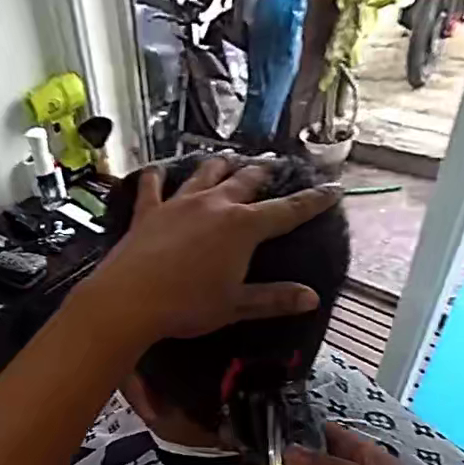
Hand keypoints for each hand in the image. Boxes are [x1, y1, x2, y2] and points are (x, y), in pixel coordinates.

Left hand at [79, 155, 340, 343]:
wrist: (130, 300)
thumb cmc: (187, 306)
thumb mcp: (235, 306)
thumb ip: (274, 299)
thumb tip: (311, 298)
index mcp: (244, 227)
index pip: (289, 210)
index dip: (313, 201)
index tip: (333, 189)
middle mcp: (215, 205)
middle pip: (247, 180)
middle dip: (264, 172)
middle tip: (273, 165)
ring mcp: (179, 203)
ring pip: (206, 172)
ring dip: (220, 164)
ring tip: (229, 158)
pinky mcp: (148, 211)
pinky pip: (153, 186)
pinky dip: (157, 176)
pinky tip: (157, 170)